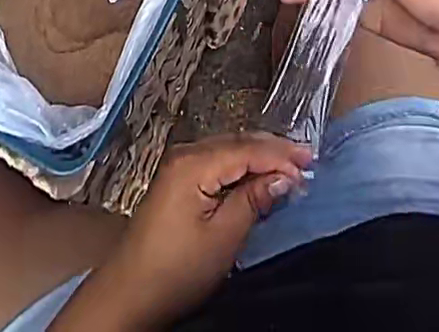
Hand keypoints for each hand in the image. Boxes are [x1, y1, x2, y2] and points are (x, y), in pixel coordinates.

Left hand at [67, 133, 310, 327]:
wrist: (127, 295)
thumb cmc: (175, 270)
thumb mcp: (222, 239)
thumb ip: (254, 200)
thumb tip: (285, 176)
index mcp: (194, 163)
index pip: (248, 149)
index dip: (281, 155)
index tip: (310, 164)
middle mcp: (186, 153)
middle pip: (239, 142)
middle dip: (274, 150)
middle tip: (307, 160)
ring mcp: (180, 163)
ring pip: (230, 148)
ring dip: (260, 156)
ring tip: (290, 165)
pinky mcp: (178, 177)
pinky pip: (219, 160)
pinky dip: (243, 164)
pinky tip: (259, 173)